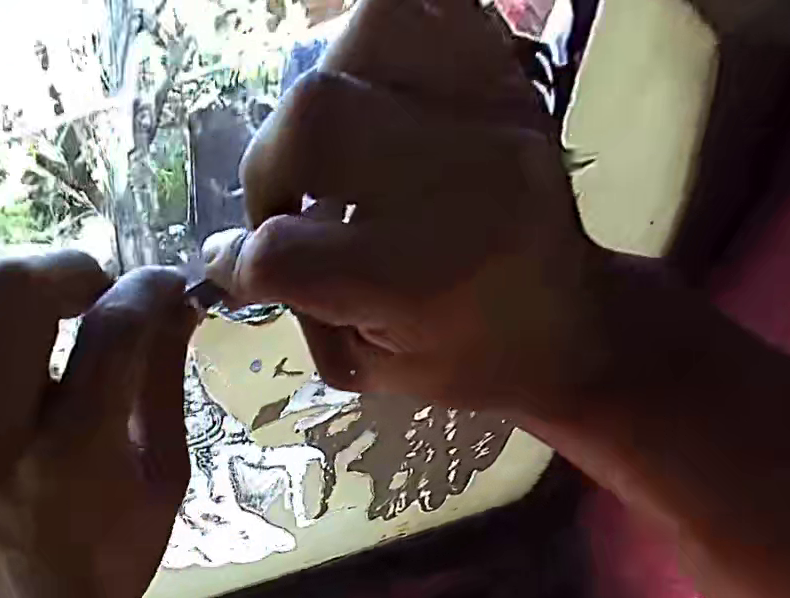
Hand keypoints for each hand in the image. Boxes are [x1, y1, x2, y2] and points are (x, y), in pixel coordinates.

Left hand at [0, 253, 197, 597]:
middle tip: (92, 293)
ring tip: (9, 311)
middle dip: (64, 269)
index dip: (149, 290)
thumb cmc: (121, 548)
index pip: (112, 331)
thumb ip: (165, 382)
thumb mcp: (166, 474)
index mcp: (78, 454)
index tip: (167, 287)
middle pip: (6, 294)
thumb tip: (175, 303)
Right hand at [204, 2, 615, 421]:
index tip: (244, 274)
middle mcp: (455, 182)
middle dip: (268, 170)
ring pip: (365, 33)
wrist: (565, 327)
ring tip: (332, 153)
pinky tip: (373, 106)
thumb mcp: (363, 368)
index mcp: (415, 278)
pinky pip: (426, 8)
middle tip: (285, 210)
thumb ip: (292, 304)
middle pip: (311, 118)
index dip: (243, 266)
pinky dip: (376, 51)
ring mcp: (492, 114)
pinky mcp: (510, 77)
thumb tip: (224, 251)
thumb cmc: (458, 361)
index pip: (282, 250)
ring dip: (323, 97)